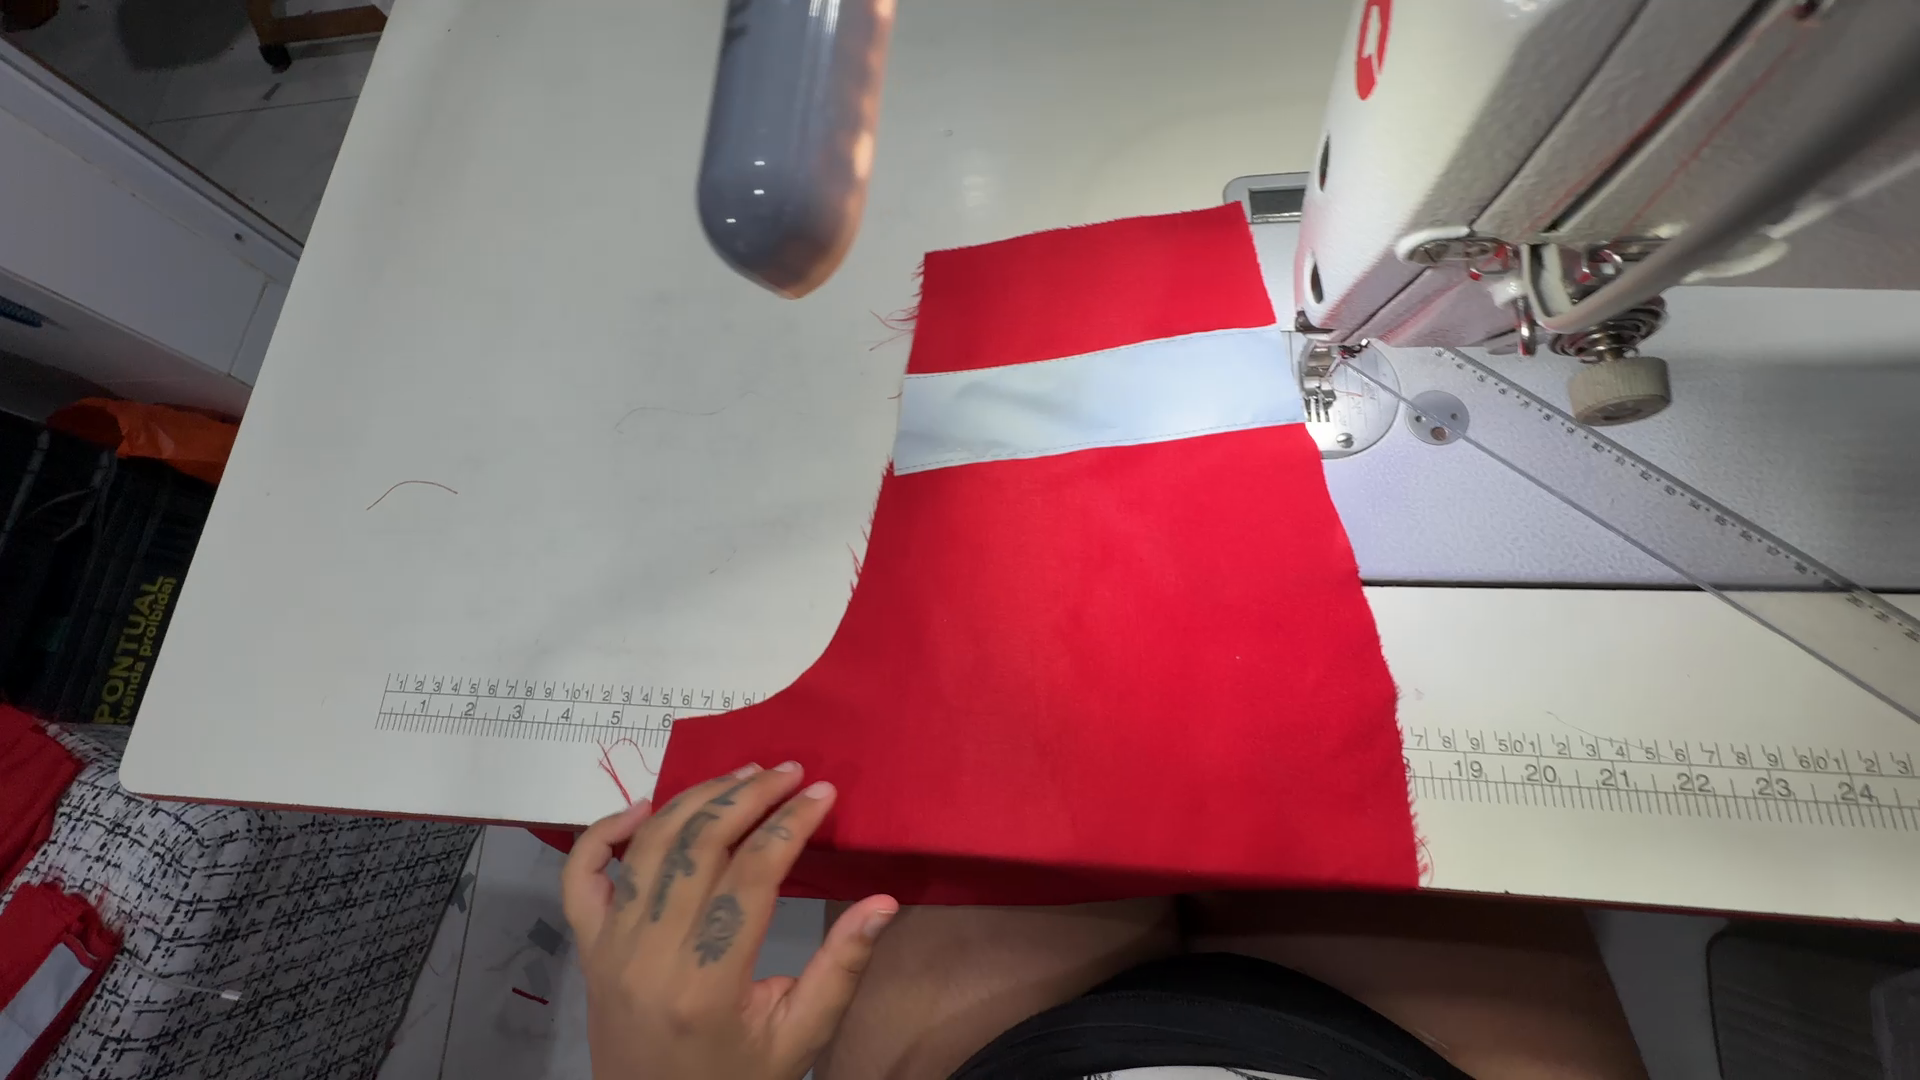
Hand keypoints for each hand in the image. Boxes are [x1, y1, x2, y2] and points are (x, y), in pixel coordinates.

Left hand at [562, 762, 898, 1079]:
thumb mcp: (802, 1036)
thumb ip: (842, 967)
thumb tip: (883, 901)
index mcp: (708, 983)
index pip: (753, 873)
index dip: (792, 823)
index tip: (824, 792)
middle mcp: (650, 955)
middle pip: (700, 844)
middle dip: (751, 795)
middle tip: (791, 771)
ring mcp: (611, 947)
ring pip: (651, 844)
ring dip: (699, 796)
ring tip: (745, 774)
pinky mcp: (589, 947)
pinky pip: (581, 874)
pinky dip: (605, 830)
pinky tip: (646, 807)